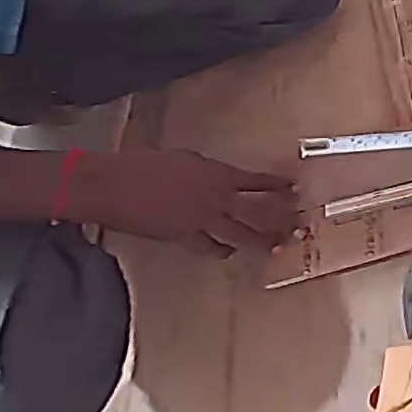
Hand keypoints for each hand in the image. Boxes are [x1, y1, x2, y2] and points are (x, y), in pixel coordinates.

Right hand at [70, 150, 298, 255]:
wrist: (113, 185)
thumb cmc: (146, 164)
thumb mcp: (188, 159)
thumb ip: (211, 172)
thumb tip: (223, 180)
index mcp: (218, 175)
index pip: (258, 182)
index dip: (278, 186)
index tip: (295, 189)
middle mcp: (216, 199)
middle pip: (258, 212)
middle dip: (280, 219)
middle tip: (298, 226)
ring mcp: (202, 220)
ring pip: (240, 234)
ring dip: (261, 241)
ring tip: (277, 247)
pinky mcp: (183, 237)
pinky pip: (210, 247)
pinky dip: (222, 250)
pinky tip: (229, 252)